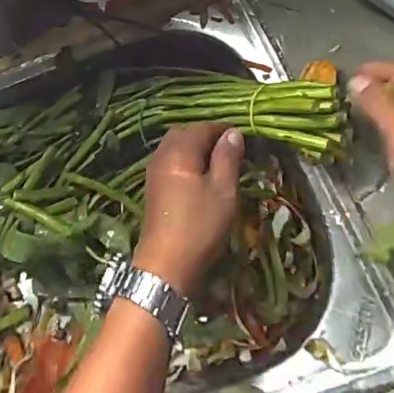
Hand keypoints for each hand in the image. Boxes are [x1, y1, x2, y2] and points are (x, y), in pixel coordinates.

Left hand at [133, 123, 244, 294]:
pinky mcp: (152, 186)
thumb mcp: (223, 191)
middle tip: (228, 147)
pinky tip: (197, 175)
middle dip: (205, 134)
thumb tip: (233, 132)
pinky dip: (184, 159)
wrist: (165, 264)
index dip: (222, 128)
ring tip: (216, 161)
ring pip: (174, 145)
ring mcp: (153, 170)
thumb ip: (227, 158)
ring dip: (193, 146)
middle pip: (184, 132)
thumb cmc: (199, 226)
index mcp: (180, 151)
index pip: (201, 127)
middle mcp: (162, 154)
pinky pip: (169, 160)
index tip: (241, 135)